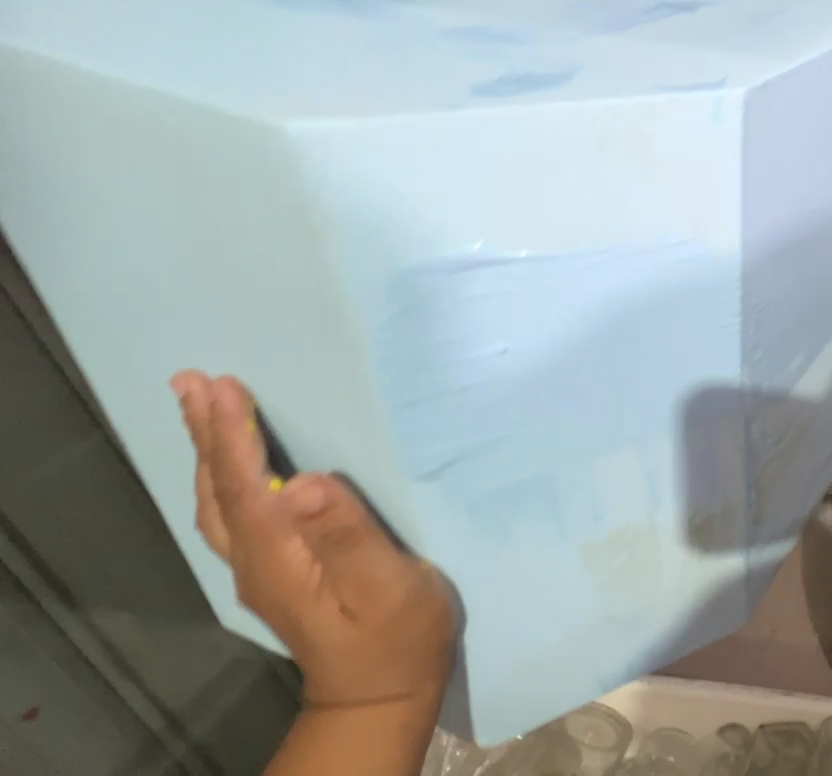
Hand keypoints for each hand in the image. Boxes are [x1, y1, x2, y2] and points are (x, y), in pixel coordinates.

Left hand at [174, 371, 455, 711]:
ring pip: (222, 502)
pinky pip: (239, 512)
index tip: (223, 387)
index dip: (232, 436)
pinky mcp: (282, 571)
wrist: (382, 691)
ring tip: (203, 408)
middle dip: (207, 433)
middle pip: (221, 490)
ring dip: (211, 452)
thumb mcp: (385, 584)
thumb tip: (303, 483)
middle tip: (192, 382)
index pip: (247, 487)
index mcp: (281, 557)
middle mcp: (259, 560)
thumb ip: (347, 535)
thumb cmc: (397, 634)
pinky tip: (239, 467)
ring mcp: (266, 569)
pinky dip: (229, 476)